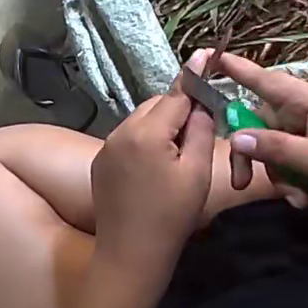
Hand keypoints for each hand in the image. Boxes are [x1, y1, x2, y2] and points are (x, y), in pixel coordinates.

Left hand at [88, 65, 216, 304]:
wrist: (130, 254)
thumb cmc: (172, 217)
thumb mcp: (197, 173)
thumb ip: (201, 130)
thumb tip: (202, 101)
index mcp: (147, 133)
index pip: (176, 94)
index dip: (194, 75)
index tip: (207, 53)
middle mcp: (121, 132)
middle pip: (157, 105)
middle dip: (179, 109)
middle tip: (200, 133)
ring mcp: (107, 146)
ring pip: (142, 119)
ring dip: (161, 125)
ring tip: (178, 154)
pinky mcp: (100, 161)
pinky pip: (128, 137)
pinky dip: (145, 140)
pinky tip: (155, 166)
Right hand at [214, 52, 307, 218]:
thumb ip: (275, 148)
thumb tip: (237, 138)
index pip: (266, 80)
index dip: (238, 70)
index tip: (213, 56)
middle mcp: (307, 111)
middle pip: (261, 124)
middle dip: (253, 155)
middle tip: (241, 182)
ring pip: (273, 147)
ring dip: (278, 173)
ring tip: (297, 197)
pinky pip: (289, 160)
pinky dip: (292, 179)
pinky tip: (305, 198)